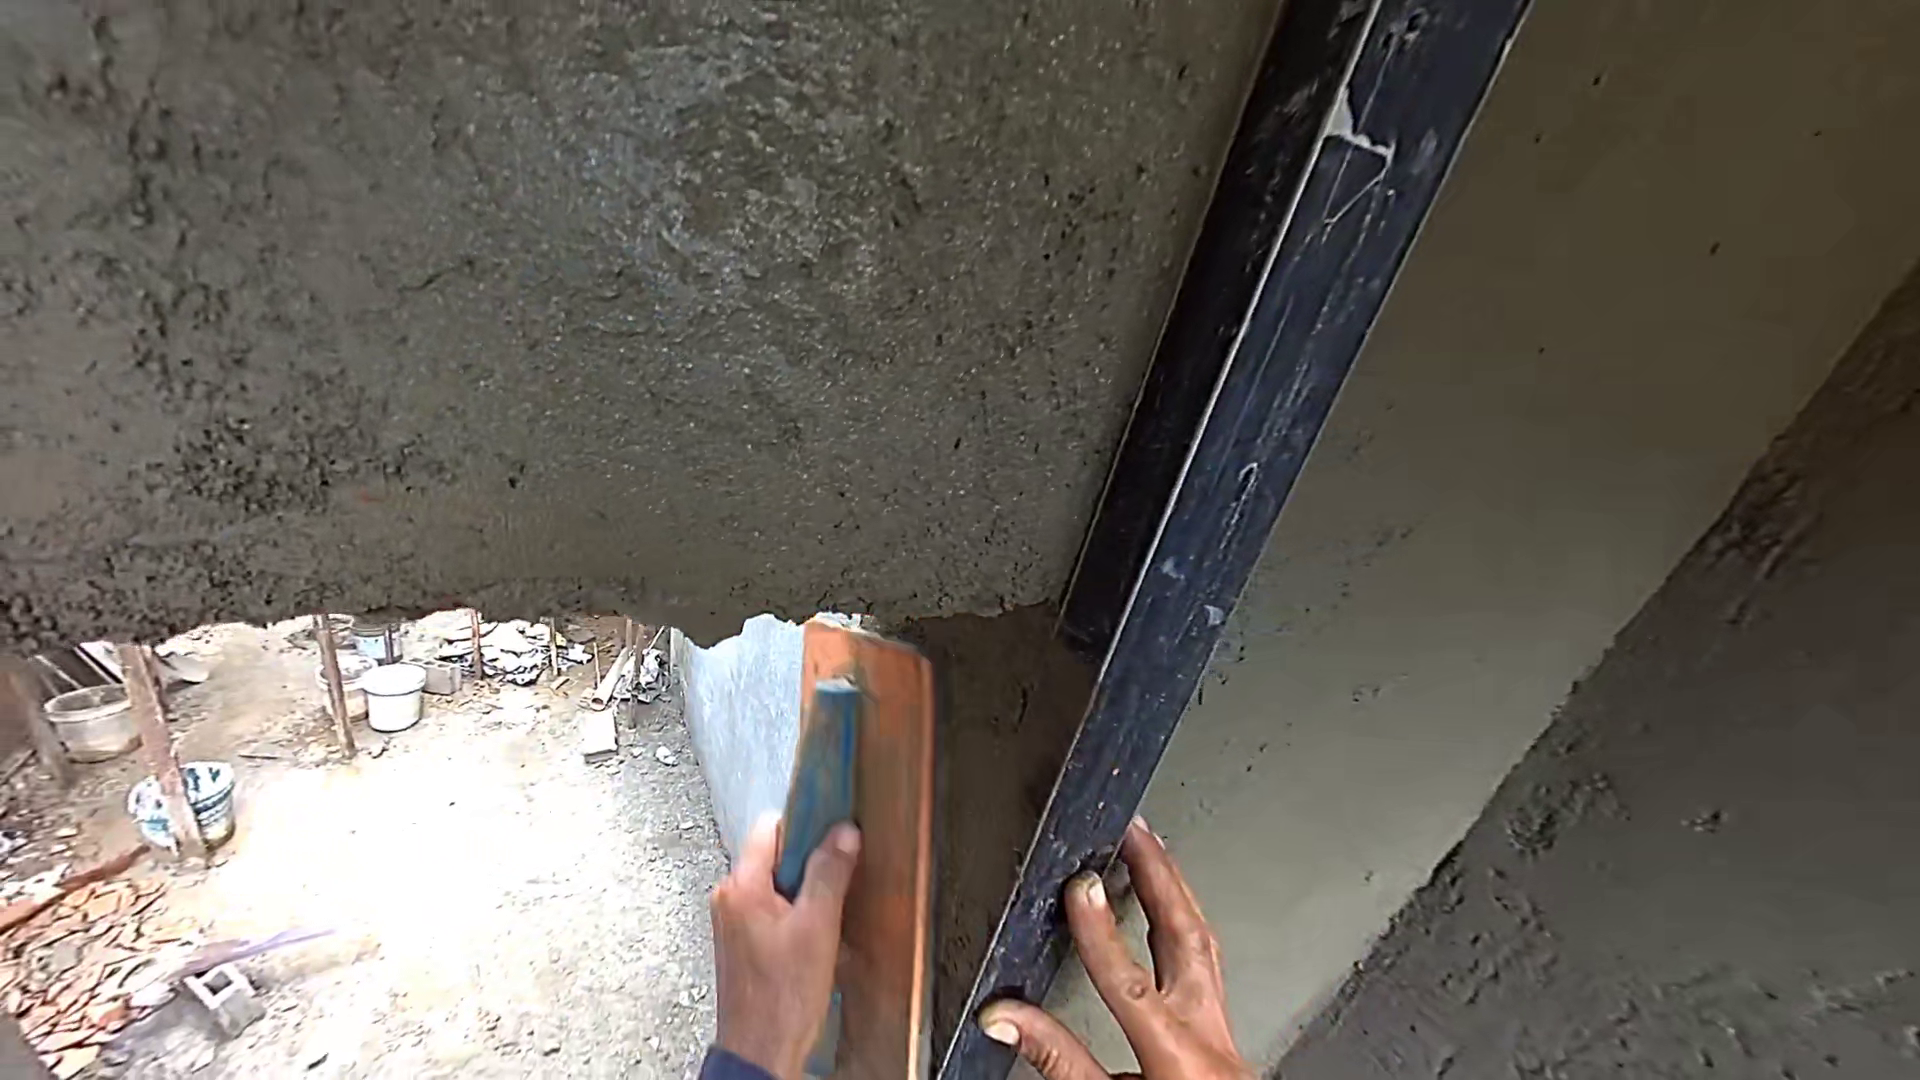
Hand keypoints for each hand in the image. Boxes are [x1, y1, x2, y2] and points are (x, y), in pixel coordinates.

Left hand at [711, 813, 861, 1079]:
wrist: (760, 1056)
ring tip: (822, 912)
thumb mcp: (818, 926)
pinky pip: (770, 901)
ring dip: (802, 886)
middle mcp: (729, 896)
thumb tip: (844, 832)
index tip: (830, 833)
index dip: (804, 825)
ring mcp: (732, 918)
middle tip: (832, 880)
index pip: (771, 825)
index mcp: (740, 885)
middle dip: (807, 860)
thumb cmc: (782, 999)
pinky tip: (811, 930)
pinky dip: (793, 906)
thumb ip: (830, 872)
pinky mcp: (740, 937)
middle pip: (775, 851)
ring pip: (775, 877)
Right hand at [977, 818, 1249, 1079]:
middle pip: (1186, 936)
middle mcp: (1208, 1039)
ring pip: (1205, 941)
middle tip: (1134, 827)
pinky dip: (1186, 921)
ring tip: (1154, 847)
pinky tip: (1171, 908)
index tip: (1076, 883)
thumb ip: (1054, 1059)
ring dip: (1177, 889)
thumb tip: (1001, 1014)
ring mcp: (1225, 1034)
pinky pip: (1209, 960)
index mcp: (1177, 1062)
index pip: (1129, 980)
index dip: (1097, 928)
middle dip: (1158, 875)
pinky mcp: (1228, 1035)